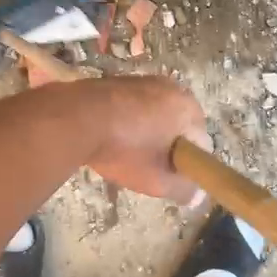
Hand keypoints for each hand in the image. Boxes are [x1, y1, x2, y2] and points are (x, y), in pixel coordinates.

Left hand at [64, 77, 207, 203]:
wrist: (75, 117)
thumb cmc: (125, 148)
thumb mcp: (158, 180)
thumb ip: (184, 189)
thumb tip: (197, 196)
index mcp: (187, 106)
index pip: (201, 144)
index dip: (189, 166)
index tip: (170, 179)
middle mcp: (170, 87)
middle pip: (178, 127)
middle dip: (167, 148)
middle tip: (148, 168)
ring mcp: (142, 80)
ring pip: (155, 116)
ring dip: (147, 134)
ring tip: (127, 154)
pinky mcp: (118, 80)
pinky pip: (133, 107)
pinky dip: (128, 122)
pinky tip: (112, 138)